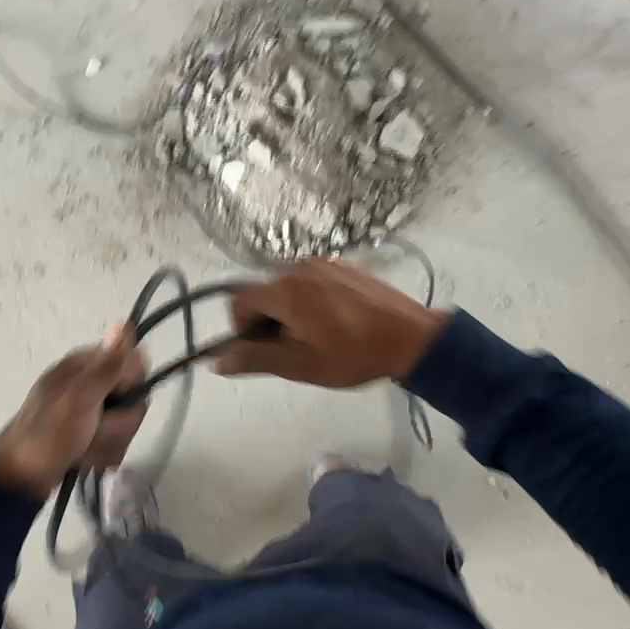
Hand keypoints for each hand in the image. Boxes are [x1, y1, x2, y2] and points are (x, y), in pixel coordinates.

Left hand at [0, 325, 148, 499]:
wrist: (20, 479)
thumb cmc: (48, 434)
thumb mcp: (80, 398)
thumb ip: (107, 366)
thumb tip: (124, 323)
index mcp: (83, 366)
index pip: (132, 363)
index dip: (131, 385)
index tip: (116, 400)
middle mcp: (88, 385)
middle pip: (132, 398)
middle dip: (118, 422)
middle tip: (95, 431)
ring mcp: (88, 412)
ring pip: (124, 424)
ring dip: (109, 442)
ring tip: (85, 449)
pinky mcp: (88, 436)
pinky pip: (113, 442)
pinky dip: (100, 454)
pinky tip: (83, 459)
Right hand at [214, 258, 447, 386]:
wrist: (412, 338)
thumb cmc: (353, 355)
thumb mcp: (300, 365)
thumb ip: (255, 359)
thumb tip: (216, 361)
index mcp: (283, 291)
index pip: (238, 303)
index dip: (242, 328)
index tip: (263, 349)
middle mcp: (297, 267)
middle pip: (262, 293)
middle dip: (267, 320)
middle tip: (293, 347)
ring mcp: (323, 263)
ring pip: (286, 286)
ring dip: (289, 309)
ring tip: (316, 335)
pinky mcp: (342, 265)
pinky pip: (310, 279)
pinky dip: (310, 298)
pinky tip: (334, 320)